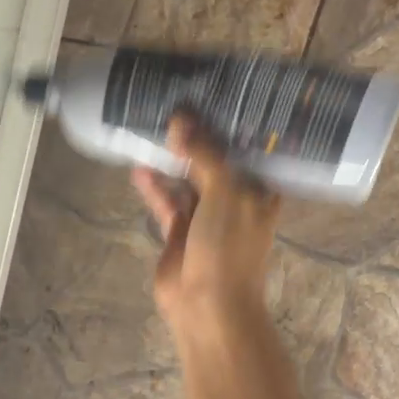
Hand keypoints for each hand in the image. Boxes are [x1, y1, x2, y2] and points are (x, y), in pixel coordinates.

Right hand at [130, 112, 281, 340]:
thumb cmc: (229, 247)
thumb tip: (179, 118)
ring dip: (170, 160)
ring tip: (149, 131)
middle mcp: (235, 198)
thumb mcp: (225, 193)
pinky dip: (154, 187)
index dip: (232, 122)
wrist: (208, 305)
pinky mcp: (179, 232)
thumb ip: (204, 154)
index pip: (248, 147)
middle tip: (172, 102)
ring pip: (187, 179)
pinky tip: (138, 168)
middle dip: (196, 137)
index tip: (212, 92)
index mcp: (259, 189)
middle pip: (214, 160)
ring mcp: (206, 217)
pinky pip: (166, 201)